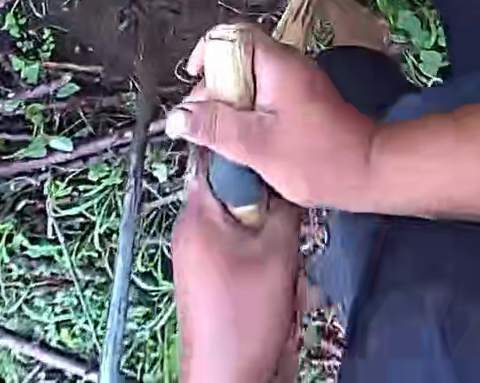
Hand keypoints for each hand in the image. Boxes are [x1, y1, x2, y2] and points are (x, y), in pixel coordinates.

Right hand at [166, 24, 379, 209]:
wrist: (371, 172)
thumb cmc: (316, 158)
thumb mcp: (257, 146)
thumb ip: (215, 128)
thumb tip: (176, 116)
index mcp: (276, 62)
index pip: (232, 35)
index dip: (207, 53)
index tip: (195, 84)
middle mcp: (286, 62)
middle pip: (237, 57)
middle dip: (214, 87)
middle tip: (202, 123)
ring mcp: (295, 79)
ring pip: (249, 78)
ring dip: (230, 103)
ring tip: (218, 136)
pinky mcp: (301, 97)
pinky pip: (263, 92)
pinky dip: (248, 110)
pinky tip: (242, 139)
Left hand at [173, 161, 302, 382]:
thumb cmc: (246, 317)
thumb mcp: (278, 252)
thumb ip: (285, 206)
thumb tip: (290, 177)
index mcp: (196, 214)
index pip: (220, 162)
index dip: (251, 162)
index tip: (276, 170)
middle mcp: (189, 230)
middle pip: (234, 198)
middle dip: (266, 215)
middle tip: (284, 234)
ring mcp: (195, 256)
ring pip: (240, 228)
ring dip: (267, 245)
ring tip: (283, 271)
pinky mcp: (206, 279)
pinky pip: (236, 254)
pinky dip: (258, 265)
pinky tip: (276, 291)